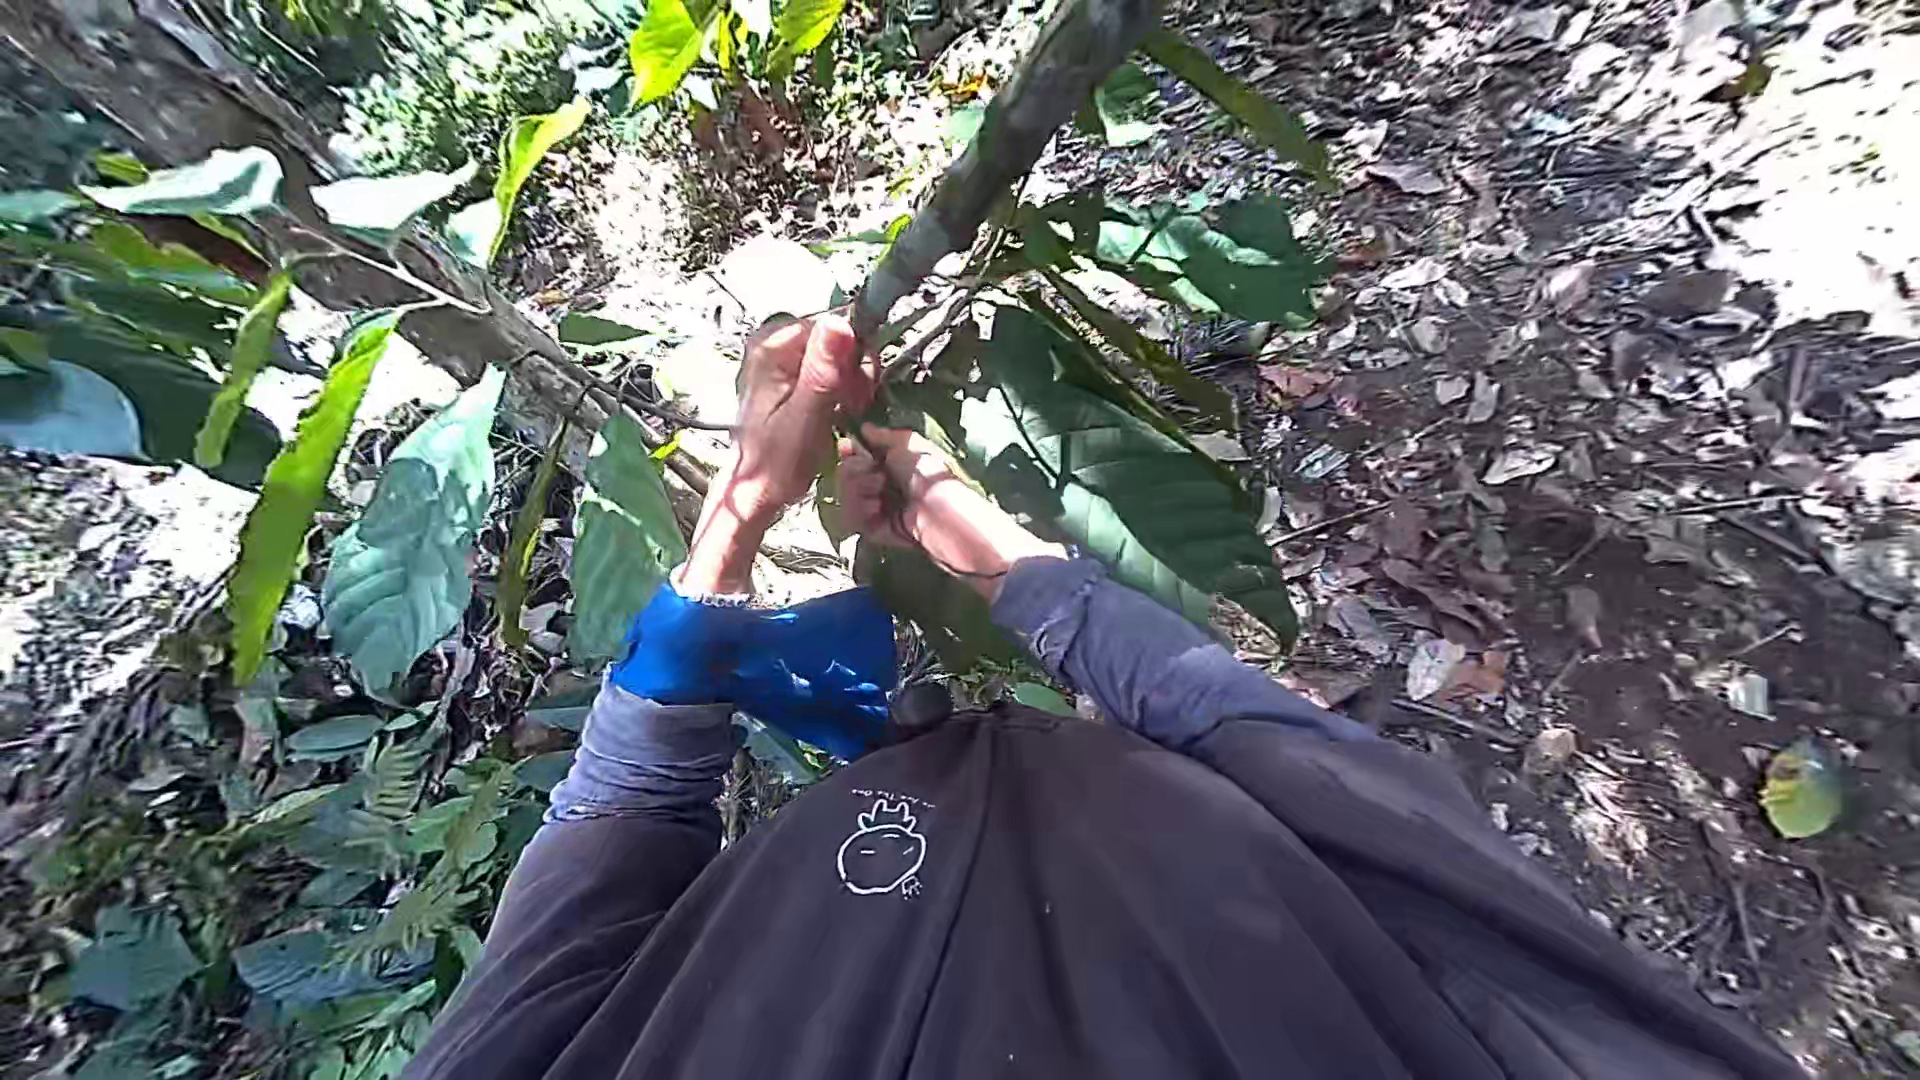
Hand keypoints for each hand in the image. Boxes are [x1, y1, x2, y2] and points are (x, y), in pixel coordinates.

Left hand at [679, 314, 872, 595]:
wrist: (757, 490)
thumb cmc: (777, 462)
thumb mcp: (806, 418)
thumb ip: (823, 372)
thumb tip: (840, 323)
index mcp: (773, 347)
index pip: (836, 325)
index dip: (856, 358)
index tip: (857, 394)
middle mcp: (774, 343)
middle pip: (839, 337)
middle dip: (855, 372)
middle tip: (851, 407)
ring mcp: (781, 358)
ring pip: (839, 353)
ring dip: (852, 383)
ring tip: (844, 412)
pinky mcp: (790, 374)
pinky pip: (830, 368)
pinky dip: (841, 389)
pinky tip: (836, 411)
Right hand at [838, 425, 1064, 599]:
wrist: (940, 513)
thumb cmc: (929, 475)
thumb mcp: (908, 444)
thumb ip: (884, 436)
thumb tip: (865, 428)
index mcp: (890, 463)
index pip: (854, 455)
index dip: (848, 452)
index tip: (848, 447)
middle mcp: (880, 485)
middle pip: (844, 476)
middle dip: (855, 472)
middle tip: (879, 477)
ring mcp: (877, 509)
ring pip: (845, 498)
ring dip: (858, 493)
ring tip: (880, 496)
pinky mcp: (875, 531)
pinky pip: (852, 520)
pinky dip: (861, 512)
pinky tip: (878, 511)